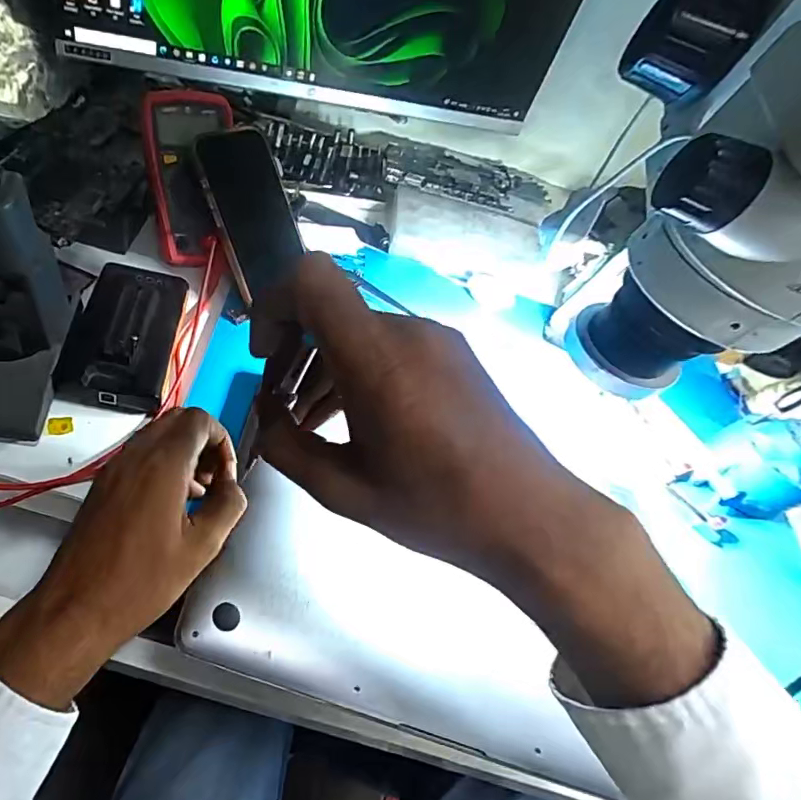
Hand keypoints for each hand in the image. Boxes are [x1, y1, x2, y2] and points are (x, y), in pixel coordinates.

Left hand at [0, 408, 247, 708]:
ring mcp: (114, 470)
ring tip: (197, 493)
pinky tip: (170, 505)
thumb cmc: (133, 584)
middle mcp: (133, 459)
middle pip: (177, 421)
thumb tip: (233, 490)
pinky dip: (160, 466)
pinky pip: (137, 457)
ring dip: (182, 454)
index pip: (199, 420)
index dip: (223, 441)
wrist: (80, 605)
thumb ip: (228, 507)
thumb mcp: (201, 548)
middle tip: (216, 477)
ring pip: (156, 436)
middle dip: (204, 443)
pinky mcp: (103, 485)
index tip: (227, 473)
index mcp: (161, 466)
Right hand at [251, 253, 714, 705]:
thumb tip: (264, 414)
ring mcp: (436, 339)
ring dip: (321, 364)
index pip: (310, 279)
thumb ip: (286, 447)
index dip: (271, 303)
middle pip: (328, 308)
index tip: (264, 356)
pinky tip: (352, 419)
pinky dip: (356, 370)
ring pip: (356, 330)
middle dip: (290, 347)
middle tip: (278, 401)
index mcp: (375, 358)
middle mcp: (407, 331)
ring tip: (309, 420)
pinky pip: (388, 345)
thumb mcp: (344, 491)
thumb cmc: (436, 510)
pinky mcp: (454, 355)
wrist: (535, 520)